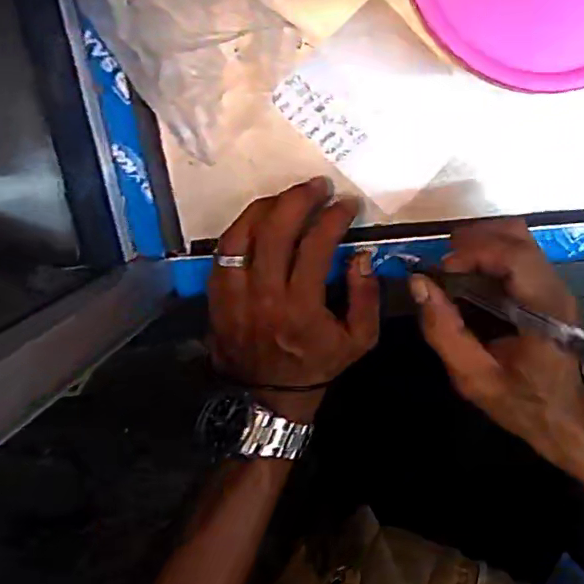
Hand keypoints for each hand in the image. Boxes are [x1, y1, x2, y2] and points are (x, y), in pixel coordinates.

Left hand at [209, 177, 378, 422]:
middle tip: (317, 186)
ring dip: (266, 207)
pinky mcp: (217, 296)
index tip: (346, 205)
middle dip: (298, 200)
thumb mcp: (360, 340)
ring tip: (287, 197)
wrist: (269, 396)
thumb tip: (362, 255)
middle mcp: (263, 297)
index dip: (332, 218)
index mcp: (301, 308)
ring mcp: (234, 296)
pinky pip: (223, 251)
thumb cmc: (318, 365)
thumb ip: (366, 296)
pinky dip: (242, 229)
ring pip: (242, 236)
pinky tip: (259, 219)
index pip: (315, 246)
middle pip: (274, 232)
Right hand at [410, 219, 583, 465]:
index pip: (516, 256)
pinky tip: (468, 275)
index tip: (442, 268)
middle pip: (518, 236)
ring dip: (481, 243)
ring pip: (519, 238)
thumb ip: (445, 332)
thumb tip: (419, 284)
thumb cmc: (523, 402)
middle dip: (474, 240)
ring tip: (451, 267)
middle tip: (441, 263)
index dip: (475, 251)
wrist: (565, 417)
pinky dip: (488, 253)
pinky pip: (518, 253)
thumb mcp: (475, 378)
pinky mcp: (547, 286)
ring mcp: (554, 284)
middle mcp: (555, 288)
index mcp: (545, 310)